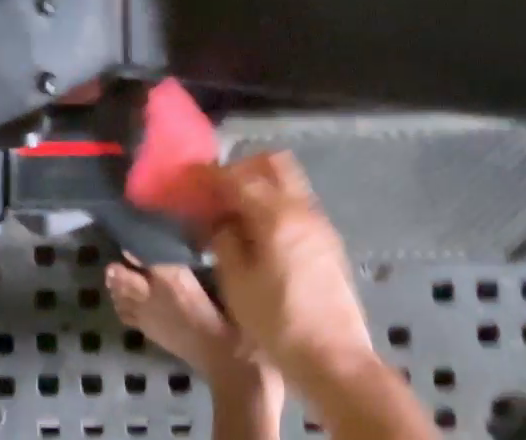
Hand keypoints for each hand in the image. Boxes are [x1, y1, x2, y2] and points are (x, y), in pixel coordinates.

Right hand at [199, 152, 376, 384]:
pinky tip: (260, 234)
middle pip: (273, 164)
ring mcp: (320, 224)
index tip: (189, 178)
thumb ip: (224, 241)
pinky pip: (298, 205)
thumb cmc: (278, 324)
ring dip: (261, 186)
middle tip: (219, 190)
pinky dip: (276, 205)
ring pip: (288, 183)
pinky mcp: (329, 243)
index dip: (210, 175)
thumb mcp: (236, 285)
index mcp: (276, 215)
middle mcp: (302, 209)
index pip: (237, 178)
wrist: (336, 361)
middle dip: (243, 169)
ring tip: (236, 214)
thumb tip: (219, 220)